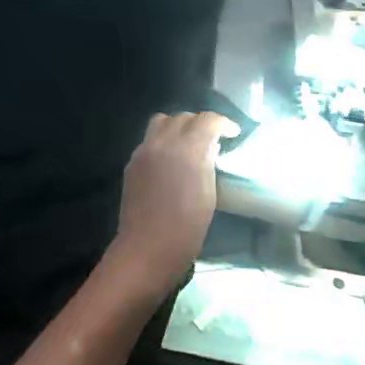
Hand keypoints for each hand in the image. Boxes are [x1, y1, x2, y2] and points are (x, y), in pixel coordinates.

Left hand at [105, 112, 236, 298]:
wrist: (147, 247)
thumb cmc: (186, 228)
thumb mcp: (208, 194)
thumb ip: (207, 163)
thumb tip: (209, 147)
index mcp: (187, 150)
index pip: (207, 120)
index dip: (223, 123)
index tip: (233, 132)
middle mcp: (162, 142)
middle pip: (183, 117)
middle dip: (200, 123)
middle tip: (212, 139)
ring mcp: (143, 150)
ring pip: (161, 121)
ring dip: (177, 126)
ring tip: (188, 143)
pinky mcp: (132, 162)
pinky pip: (149, 140)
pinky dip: (162, 140)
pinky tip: (169, 160)